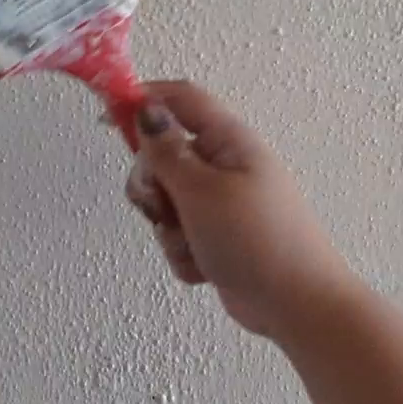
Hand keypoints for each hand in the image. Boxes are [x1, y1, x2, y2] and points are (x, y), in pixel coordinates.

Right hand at [124, 81, 363, 336]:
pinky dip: (184, 253)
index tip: (108, 117)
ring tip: (196, 244)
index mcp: (227, 141)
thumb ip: (166, 150)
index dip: (143, 99)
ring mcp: (219, 205)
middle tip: (164, 206)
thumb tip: (146, 109)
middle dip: (152, 186)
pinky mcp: (215, 238)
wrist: (295, 304)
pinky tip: (206, 267)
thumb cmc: (256, 239)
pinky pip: (178, 236)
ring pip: (166, 203)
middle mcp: (222, 167)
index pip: (179, 99)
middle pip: (162, 156)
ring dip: (170, 228)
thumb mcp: (201, 190)